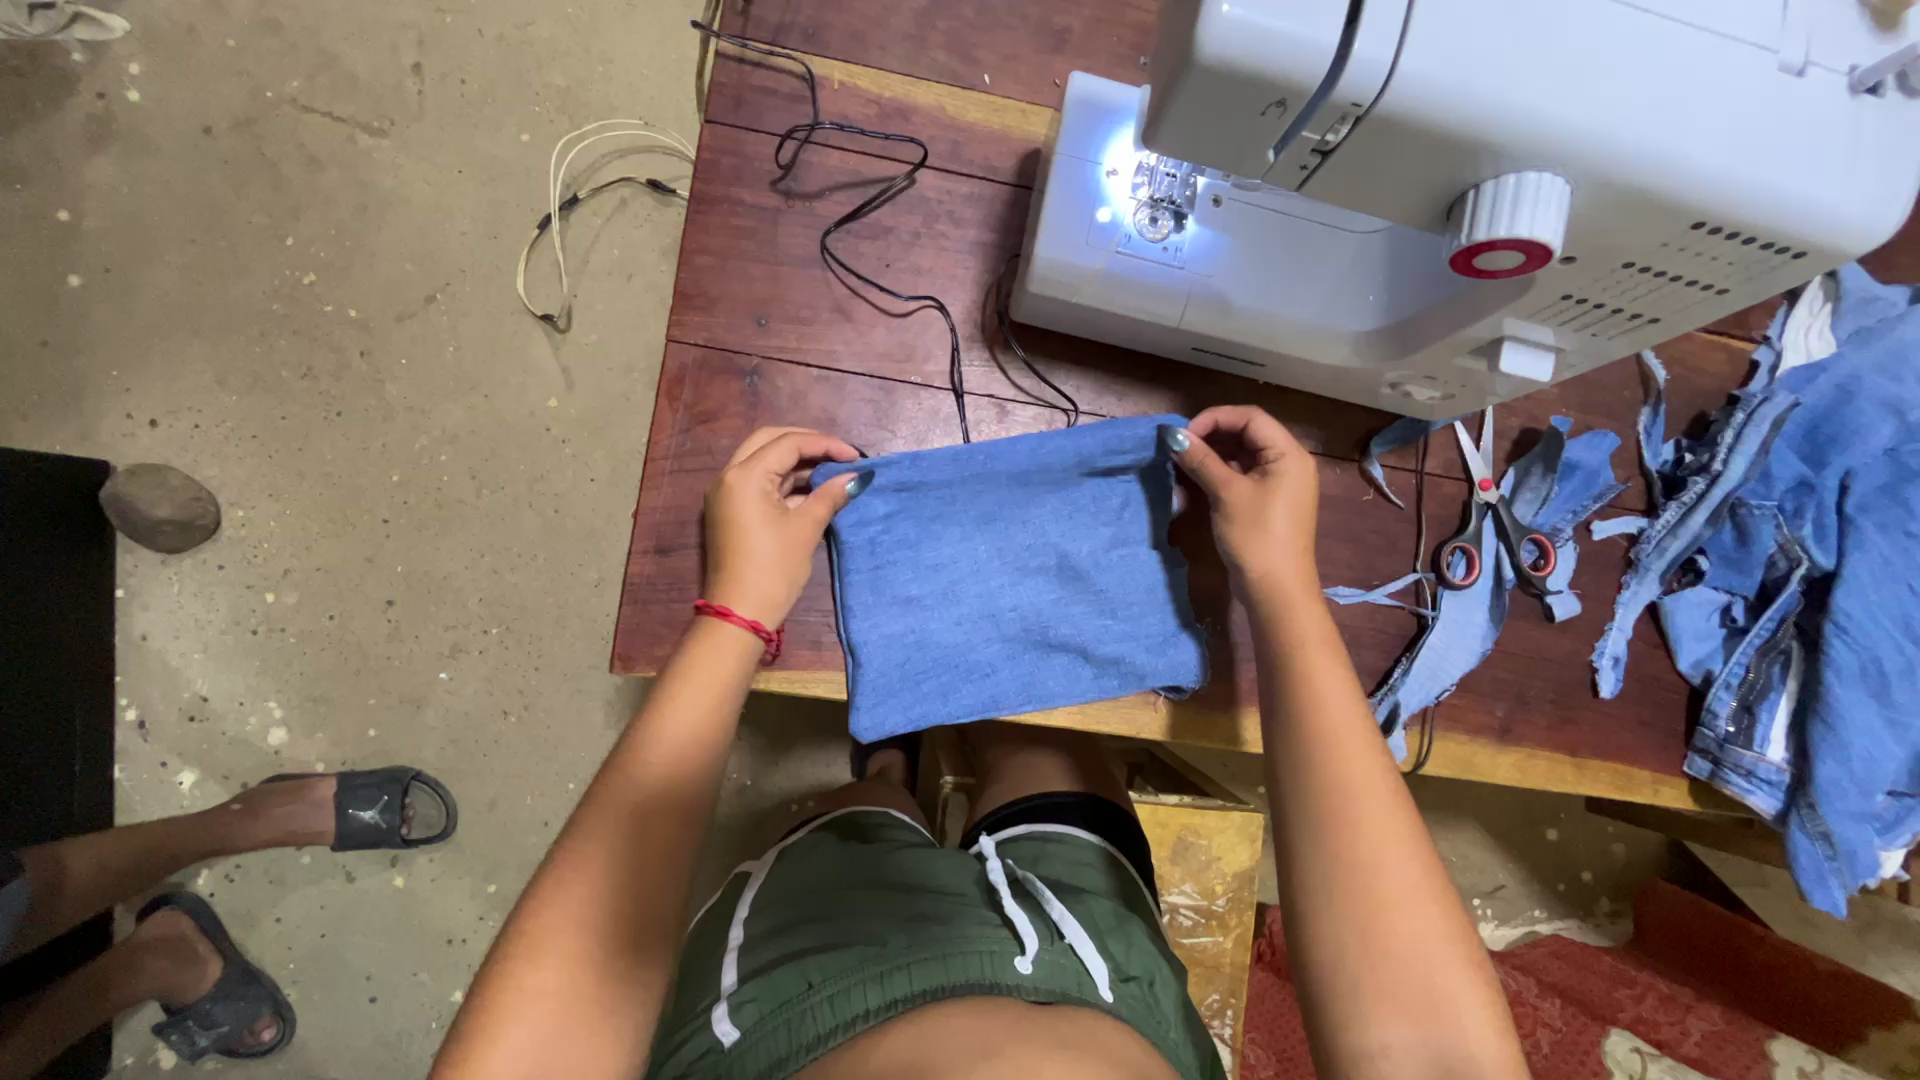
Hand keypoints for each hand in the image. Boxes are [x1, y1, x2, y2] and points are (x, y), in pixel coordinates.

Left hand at [703, 427, 869, 626]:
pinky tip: (814, 490)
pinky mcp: (731, 511)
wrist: (739, 614)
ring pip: (764, 462)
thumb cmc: (774, 569)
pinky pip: (760, 483)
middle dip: (807, 444)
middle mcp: (729, 476)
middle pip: (770, 442)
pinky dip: (785, 482)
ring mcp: (727, 494)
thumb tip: (856, 477)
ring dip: (797, 464)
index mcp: (744, 476)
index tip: (856, 457)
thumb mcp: (806, 529)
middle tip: (838, 455)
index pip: (788, 443)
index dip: (825, 444)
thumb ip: (830, 496)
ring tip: (832, 473)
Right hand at [1162, 406, 1320, 601]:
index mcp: (1289, 453)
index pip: (1250, 417)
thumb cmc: (1256, 536)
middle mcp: (1288, 462)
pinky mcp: (1267, 501)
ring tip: (1183, 463)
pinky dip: (1219, 473)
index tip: (1183, 435)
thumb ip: (1201, 460)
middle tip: (1179, 448)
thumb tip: (1173, 437)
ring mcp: (1279, 483)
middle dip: (1211, 436)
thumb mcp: (1225, 494)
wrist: (1275, 589)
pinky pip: (1242, 475)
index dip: (1214, 418)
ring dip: (1212, 455)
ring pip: (1242, 455)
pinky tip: (1195, 479)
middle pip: (1247, 433)